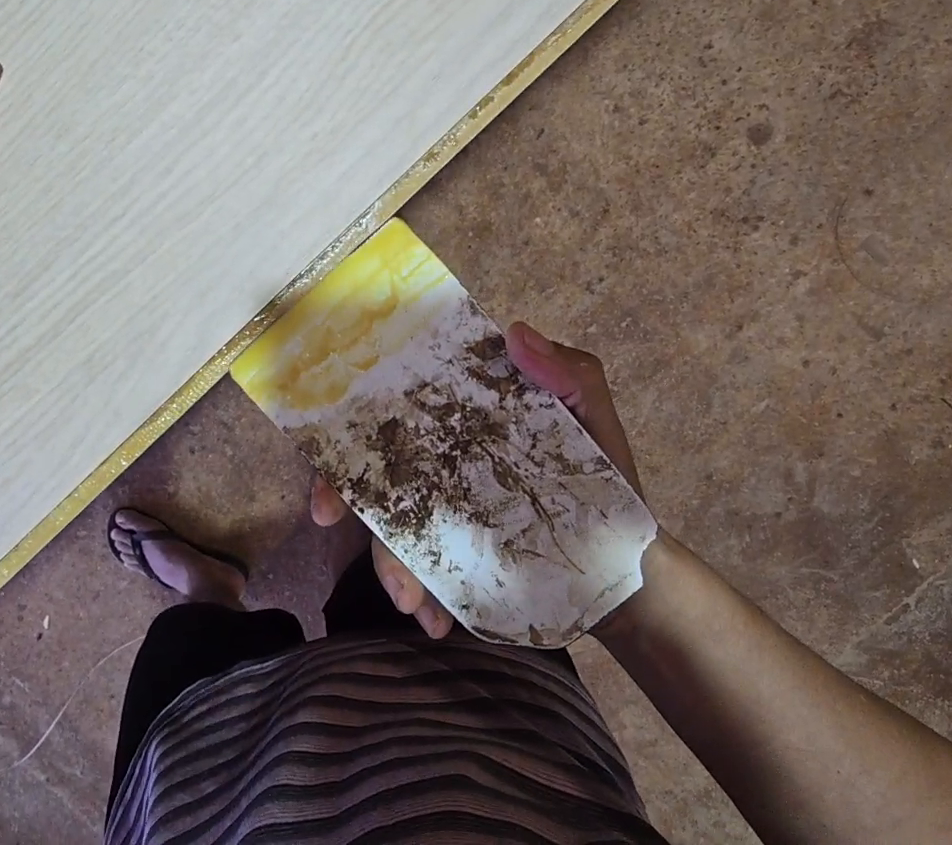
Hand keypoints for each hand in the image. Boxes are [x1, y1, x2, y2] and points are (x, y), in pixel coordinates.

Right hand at [310, 320, 644, 638]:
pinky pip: (420, 575)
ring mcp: (441, 514)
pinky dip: (422, 598)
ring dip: (388, 564)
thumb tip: (516, 332)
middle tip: (328, 519)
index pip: (393, 410)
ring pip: (388, 529)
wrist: (623, 564)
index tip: (333, 455)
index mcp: (458, 420)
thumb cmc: (603, 476)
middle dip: (342, 497)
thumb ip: (568, 374)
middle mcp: (435, 463)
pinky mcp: (452, 558)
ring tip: (412, 602)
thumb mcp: (593, 416)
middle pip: (371, 471)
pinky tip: (438, 620)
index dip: (350, 426)